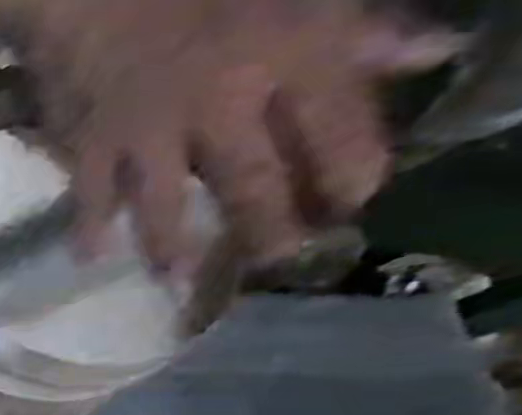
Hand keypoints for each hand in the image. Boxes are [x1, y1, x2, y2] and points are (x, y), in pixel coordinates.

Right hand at [11, 0, 457, 271]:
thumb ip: (358, 32)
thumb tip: (431, 55)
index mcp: (286, 51)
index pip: (335, 122)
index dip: (351, 165)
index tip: (356, 200)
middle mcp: (220, 100)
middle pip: (249, 180)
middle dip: (265, 227)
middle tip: (277, 259)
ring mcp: (148, 131)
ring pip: (163, 203)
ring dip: (171, 245)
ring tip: (175, 277)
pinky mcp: (91, 145)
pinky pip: (91, 196)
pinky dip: (90, 227)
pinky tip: (91, 255)